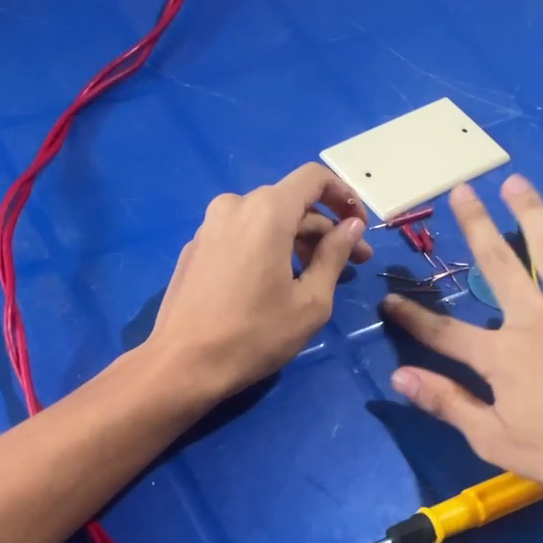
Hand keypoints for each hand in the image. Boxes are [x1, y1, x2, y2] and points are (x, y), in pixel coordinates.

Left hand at [147, 162, 371, 398]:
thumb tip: (351, 227)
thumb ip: (334, 256)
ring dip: (296, 242)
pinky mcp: (195, 250)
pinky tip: (275, 285)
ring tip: (316, 278)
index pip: (314, 177)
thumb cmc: (254, 336)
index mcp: (267, 211)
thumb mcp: (310, 303)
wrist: (183, 364)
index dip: (344, 196)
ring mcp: (209, 227)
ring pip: (264, 222)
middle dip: (325, 230)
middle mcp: (235, 206)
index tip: (360, 228)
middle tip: (352, 264)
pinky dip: (266, 251)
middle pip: (290, 203)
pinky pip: (240, 238)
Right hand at [382, 175, 542, 519]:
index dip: (412, 318)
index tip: (389, 299)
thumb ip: (448, 404)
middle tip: (462, 190)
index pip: (445, 333)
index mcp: (501, 356)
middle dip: (477, 226)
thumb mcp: (495, 440)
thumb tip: (400, 378)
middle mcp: (536, 320)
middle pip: (500, 265)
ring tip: (516, 183)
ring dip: (532, 215)